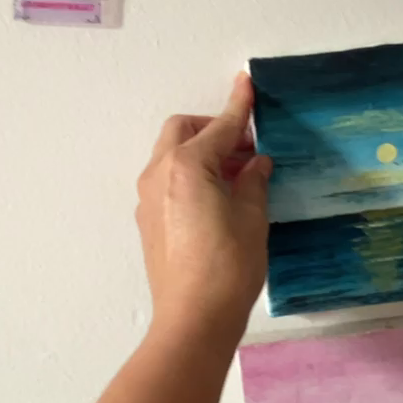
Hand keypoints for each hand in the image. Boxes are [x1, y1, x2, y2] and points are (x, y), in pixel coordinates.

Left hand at [136, 74, 273, 345]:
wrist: (192, 319)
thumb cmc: (229, 265)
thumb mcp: (252, 217)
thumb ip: (253, 180)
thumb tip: (256, 162)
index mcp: (187, 165)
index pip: (220, 128)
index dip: (239, 107)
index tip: (247, 83)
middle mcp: (159, 173)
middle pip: (183, 130)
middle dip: (213, 129)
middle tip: (245, 148)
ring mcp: (147, 197)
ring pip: (171, 154)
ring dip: (200, 152)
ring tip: (235, 176)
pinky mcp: (146, 219)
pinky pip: (167, 179)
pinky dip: (189, 174)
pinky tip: (215, 198)